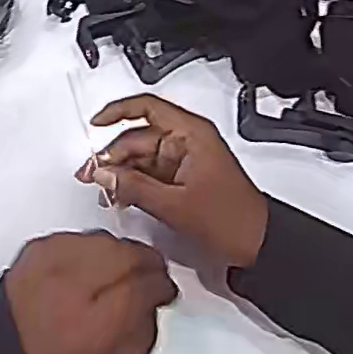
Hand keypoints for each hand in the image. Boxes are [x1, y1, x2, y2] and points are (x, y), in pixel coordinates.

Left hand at [4, 231, 177, 353]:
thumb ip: (141, 340)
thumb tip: (152, 302)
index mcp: (87, 331)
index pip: (139, 287)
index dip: (160, 284)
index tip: (165, 289)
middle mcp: (64, 290)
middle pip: (123, 254)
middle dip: (146, 262)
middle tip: (153, 274)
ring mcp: (45, 266)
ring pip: (102, 240)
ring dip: (119, 253)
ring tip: (123, 271)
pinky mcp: (32, 251)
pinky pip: (76, 237)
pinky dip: (90, 248)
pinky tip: (94, 266)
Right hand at [78, 94, 269, 266]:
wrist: (259, 246)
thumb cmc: (234, 220)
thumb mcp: (176, 205)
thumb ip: (134, 187)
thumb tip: (105, 173)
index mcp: (191, 134)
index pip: (147, 107)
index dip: (118, 111)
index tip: (97, 122)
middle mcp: (187, 140)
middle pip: (138, 136)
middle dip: (113, 155)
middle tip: (93, 174)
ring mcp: (184, 158)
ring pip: (141, 156)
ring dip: (121, 172)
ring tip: (105, 190)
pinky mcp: (182, 176)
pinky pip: (149, 172)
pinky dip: (133, 182)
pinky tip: (120, 196)